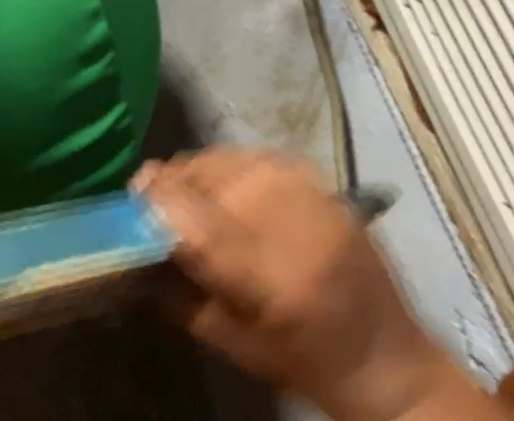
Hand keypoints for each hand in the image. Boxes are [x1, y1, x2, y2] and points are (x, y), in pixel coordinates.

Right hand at [135, 149, 468, 420]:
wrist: (388, 358)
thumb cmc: (298, 357)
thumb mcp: (223, 335)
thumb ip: (170, 282)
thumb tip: (126, 230)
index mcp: (268, 275)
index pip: (188, 213)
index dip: (151, 202)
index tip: (131, 206)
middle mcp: (291, 220)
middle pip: (197, 174)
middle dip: (169, 188)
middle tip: (157, 207)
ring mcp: (310, 192)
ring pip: (218, 158)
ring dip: (194, 177)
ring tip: (192, 201)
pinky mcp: (319, 179)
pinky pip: (247, 156)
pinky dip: (225, 170)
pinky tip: (227, 193)